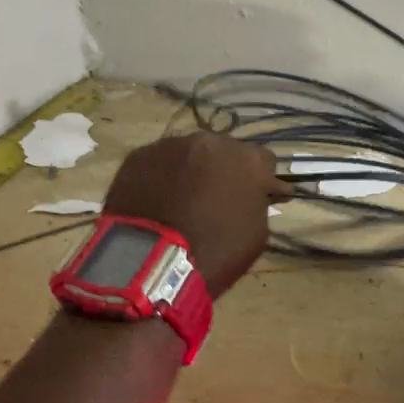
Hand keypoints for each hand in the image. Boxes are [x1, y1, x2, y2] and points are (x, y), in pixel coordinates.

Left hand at [102, 132, 293, 296]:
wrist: (154, 261)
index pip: (264, 161)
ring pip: (189, 154)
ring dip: (191, 171)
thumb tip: (254, 193)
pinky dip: (162, 177)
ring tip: (182, 200)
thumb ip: (257, 201)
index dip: (259, 180)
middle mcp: (212, 141)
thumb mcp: (257, 232)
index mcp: (249, 159)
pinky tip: (158, 200)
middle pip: (224, 151)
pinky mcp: (139, 155)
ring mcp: (171, 145)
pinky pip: (159, 162)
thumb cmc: (217, 251)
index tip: (254, 197)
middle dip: (224, 170)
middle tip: (215, 198)